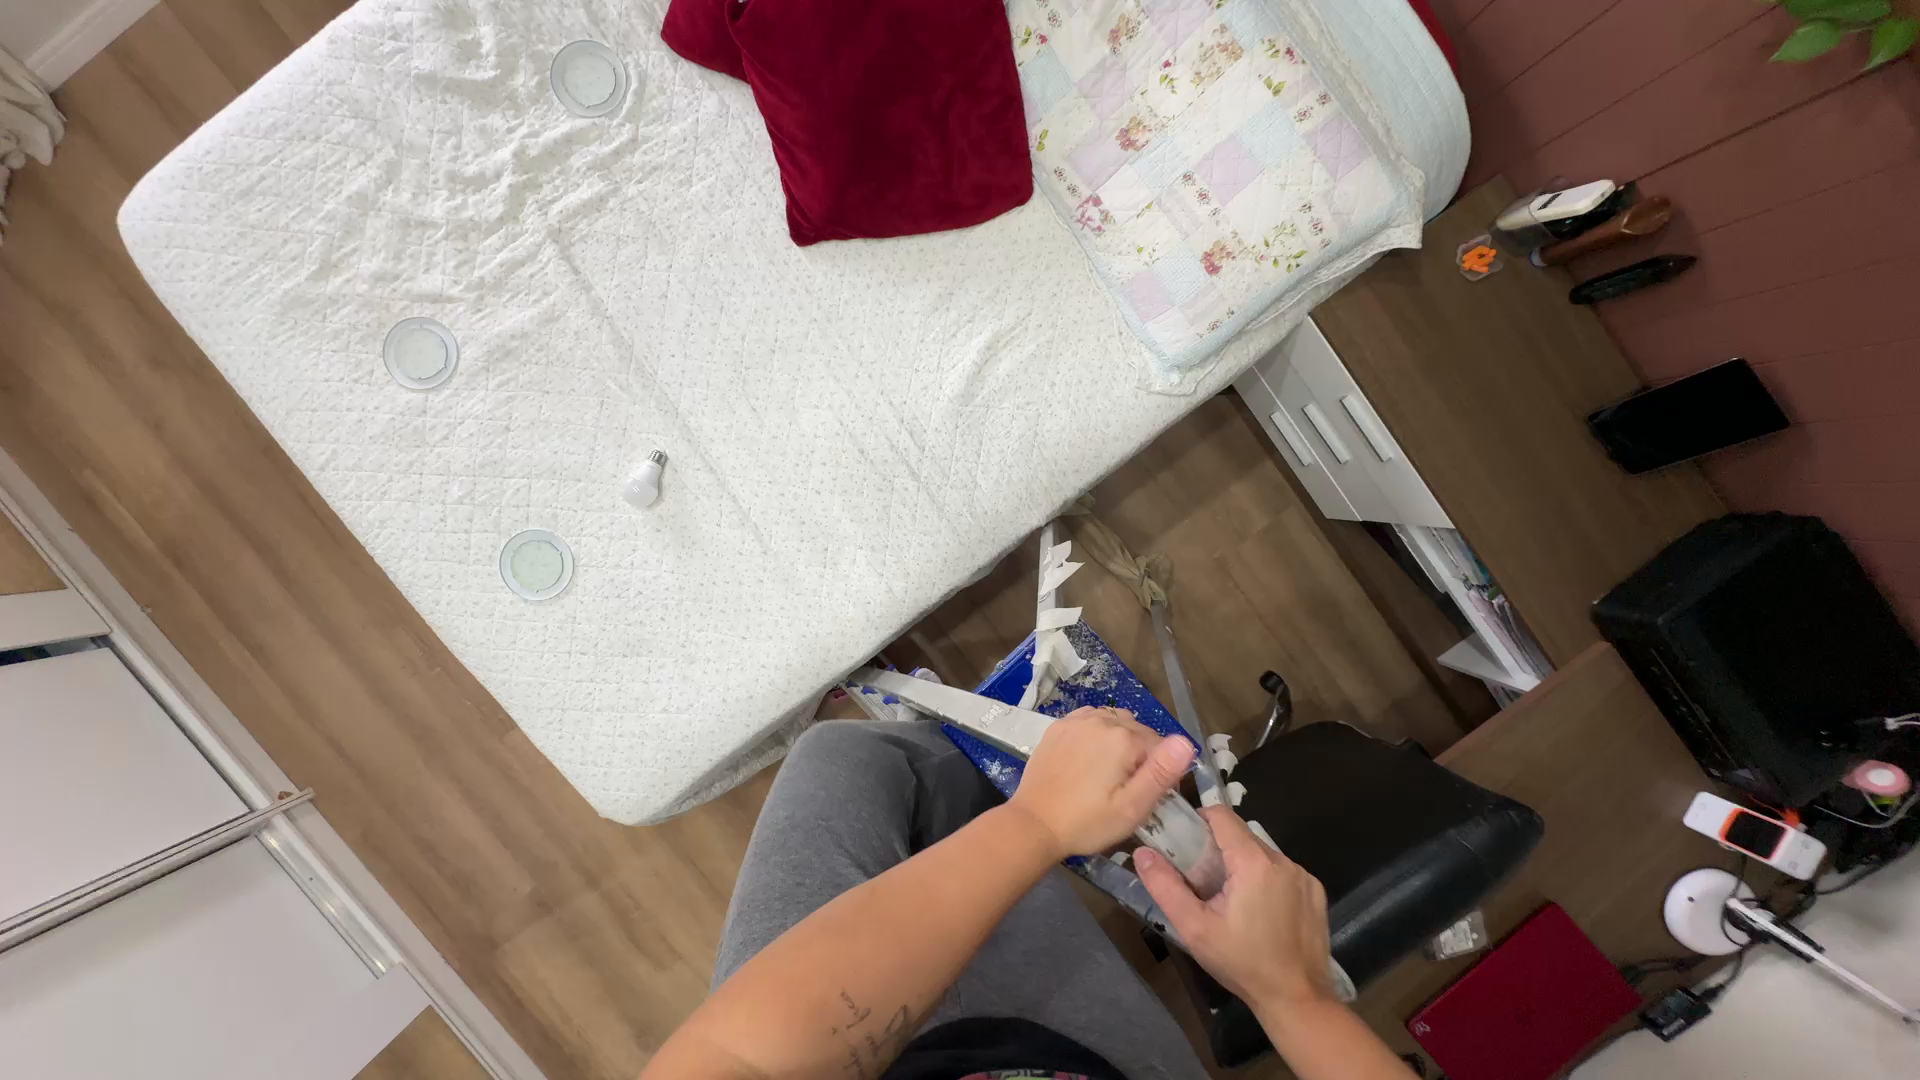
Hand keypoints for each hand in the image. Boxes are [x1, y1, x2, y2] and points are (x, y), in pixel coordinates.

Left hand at [1006, 706, 1195, 858]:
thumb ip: (1161, 772)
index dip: (1161, 771)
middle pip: (1137, 731)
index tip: (1150, 796)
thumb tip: (1185, 742)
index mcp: (1123, 738)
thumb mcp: (1132, 807)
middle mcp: (1101, 720)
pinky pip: (1089, 719)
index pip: (1160, 746)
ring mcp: (1076, 720)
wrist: (1035, 822)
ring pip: (1113, 721)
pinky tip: (1090, 757)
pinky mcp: (1058, 726)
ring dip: (1119, 740)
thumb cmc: (1087, 821)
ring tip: (1109, 773)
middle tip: (1129, 788)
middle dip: (1141, 754)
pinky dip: (1097, 732)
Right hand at [1135, 805, 1335, 1010]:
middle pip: (1241, 835)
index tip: (1186, 844)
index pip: (1222, 815)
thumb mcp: (1195, 928)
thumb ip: (1165, 886)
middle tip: (1204, 881)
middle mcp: (1282, 860)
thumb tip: (1142, 853)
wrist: (1298, 1001)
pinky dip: (1266, 879)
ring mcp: (1303, 876)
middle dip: (1219, 849)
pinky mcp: (1315, 892)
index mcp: (1253, 862)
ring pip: (1261, 853)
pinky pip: (1281, 871)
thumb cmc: (1242, 963)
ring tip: (1232, 900)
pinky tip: (1260, 911)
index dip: (1200, 821)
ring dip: (1243, 865)